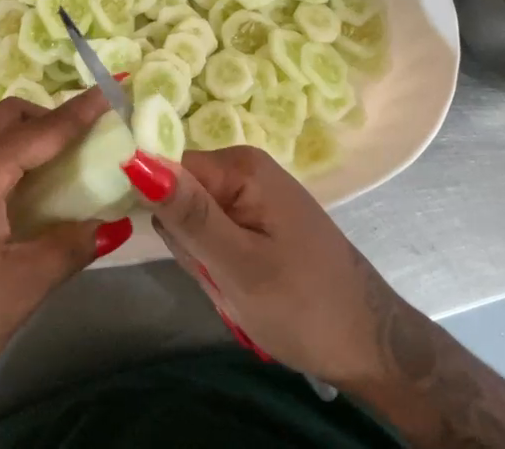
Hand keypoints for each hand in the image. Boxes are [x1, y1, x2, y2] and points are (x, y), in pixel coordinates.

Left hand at [0, 91, 132, 448]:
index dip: (80, 112)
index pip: (40, 131)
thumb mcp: (23, 286)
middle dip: (50, 118)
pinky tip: (24, 193)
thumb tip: (113, 224)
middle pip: (8, 117)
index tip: (113, 89)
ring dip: (26, 137)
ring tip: (63, 166)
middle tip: (88, 140)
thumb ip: (70, 247)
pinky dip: (5, 158)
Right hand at [127, 145, 385, 381]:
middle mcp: (244, 169)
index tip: (188, 252)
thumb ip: (187, 214)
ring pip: (191, 220)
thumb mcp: (239, 266)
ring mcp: (252, 196)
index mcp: (240, 166)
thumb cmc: (305, 307)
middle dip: (187, 242)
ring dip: (202, 259)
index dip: (163, 211)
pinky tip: (241, 285)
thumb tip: (133, 157)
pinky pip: (213, 234)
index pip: (164, 169)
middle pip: (176, 195)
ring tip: (235, 285)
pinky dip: (218, 264)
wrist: (371, 348)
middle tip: (220, 276)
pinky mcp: (256, 220)